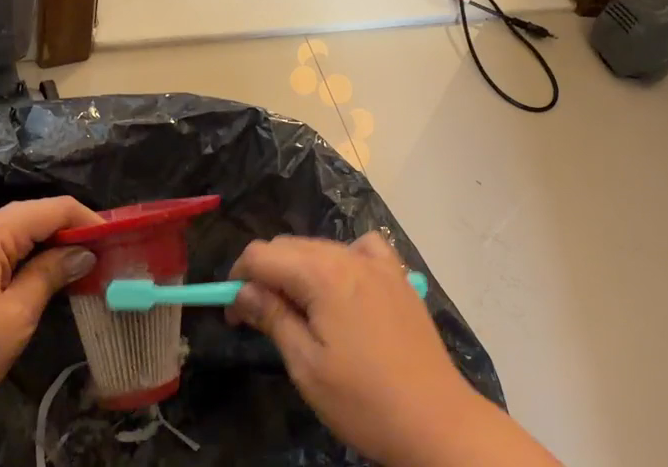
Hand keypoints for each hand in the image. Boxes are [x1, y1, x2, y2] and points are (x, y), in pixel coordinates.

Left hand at [0, 197, 101, 442]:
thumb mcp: (17, 313)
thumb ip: (51, 274)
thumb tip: (83, 252)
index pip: (51, 208)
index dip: (87, 218)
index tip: (116, 239)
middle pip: (32, 215)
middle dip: (69, 230)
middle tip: (103, 253)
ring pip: (14, 232)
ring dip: (47, 244)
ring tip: (80, 265)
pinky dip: (24, 256)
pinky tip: (42, 276)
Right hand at [227, 234, 482, 465]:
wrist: (435, 420)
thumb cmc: (364, 400)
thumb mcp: (306, 365)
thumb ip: (272, 317)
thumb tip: (242, 291)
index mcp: (321, 274)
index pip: (261, 255)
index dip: (238, 279)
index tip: (232, 314)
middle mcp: (349, 256)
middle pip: (289, 246)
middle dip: (265, 274)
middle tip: (258, 318)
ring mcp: (379, 263)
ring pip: (321, 247)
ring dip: (298, 269)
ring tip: (297, 312)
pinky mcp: (398, 277)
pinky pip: (360, 249)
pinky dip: (340, 259)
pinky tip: (342, 288)